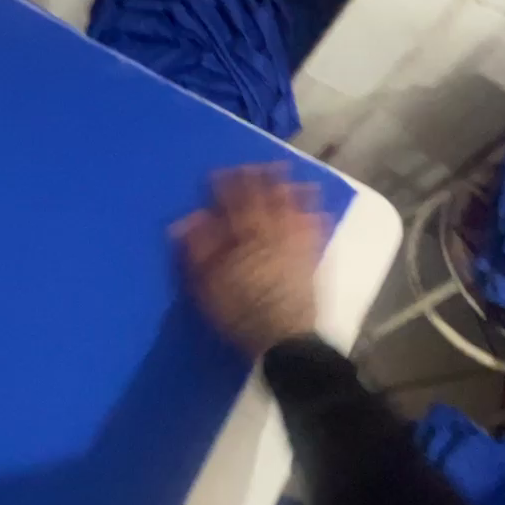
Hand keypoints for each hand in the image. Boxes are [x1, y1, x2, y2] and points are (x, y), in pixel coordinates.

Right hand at [172, 166, 324, 357]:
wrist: (285, 339)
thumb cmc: (240, 313)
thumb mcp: (207, 284)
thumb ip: (198, 249)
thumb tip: (188, 219)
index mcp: (246, 236)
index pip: (235, 202)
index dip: (227, 185)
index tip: (219, 172)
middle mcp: (275, 232)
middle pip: (267, 197)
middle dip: (259, 179)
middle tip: (253, 165)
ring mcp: (298, 243)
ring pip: (294, 206)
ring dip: (288, 187)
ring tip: (284, 173)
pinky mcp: (313, 258)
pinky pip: (316, 227)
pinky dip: (315, 212)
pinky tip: (316, 205)